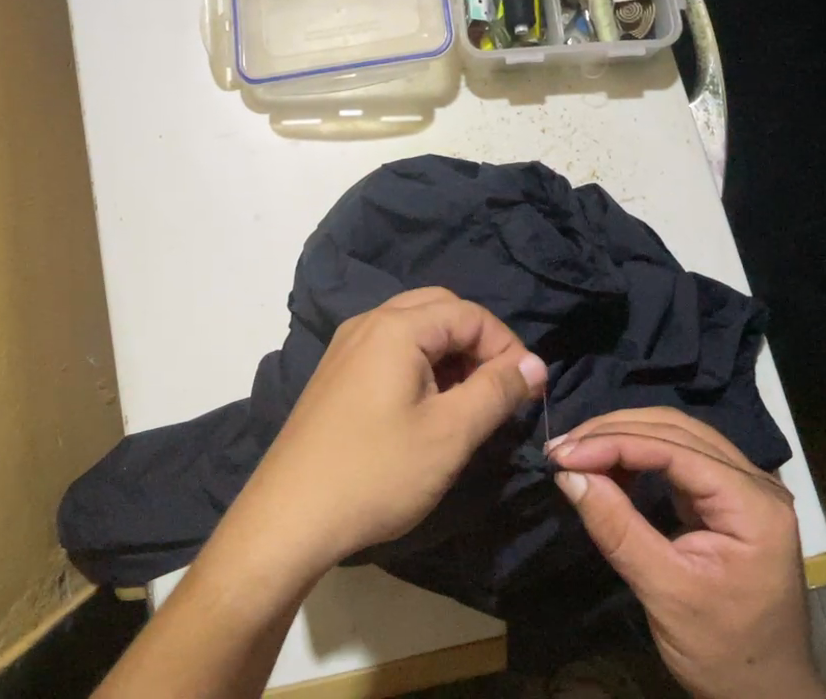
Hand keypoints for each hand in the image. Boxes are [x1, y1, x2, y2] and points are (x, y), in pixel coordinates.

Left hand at [228, 287, 546, 576]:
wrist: (290, 517)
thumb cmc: (376, 473)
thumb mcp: (450, 434)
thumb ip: (497, 390)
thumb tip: (534, 363)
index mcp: (395, 327)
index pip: (470, 313)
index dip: (507, 347)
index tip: (527, 392)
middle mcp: (367, 323)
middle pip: (439, 309)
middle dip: (477, 342)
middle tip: (498, 389)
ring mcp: (346, 347)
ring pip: (413, 328)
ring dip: (449, 354)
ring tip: (468, 403)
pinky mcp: (336, 374)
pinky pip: (390, 349)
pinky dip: (420, 365)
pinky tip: (428, 408)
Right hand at [550, 408, 825, 698]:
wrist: (765, 695)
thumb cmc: (723, 651)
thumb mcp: (666, 593)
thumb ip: (619, 529)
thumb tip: (568, 475)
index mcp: (753, 504)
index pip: (676, 449)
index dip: (614, 443)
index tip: (563, 455)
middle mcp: (754, 482)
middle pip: (677, 429)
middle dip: (614, 432)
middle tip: (562, 448)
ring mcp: (742, 488)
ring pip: (675, 436)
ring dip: (622, 438)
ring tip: (575, 452)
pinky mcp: (725, 499)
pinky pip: (677, 458)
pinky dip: (636, 456)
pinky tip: (606, 466)